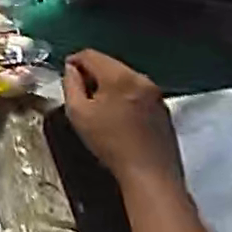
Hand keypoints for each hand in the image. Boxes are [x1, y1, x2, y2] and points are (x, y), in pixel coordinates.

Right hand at [62, 50, 182, 184]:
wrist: (151, 176)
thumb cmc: (111, 143)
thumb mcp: (77, 113)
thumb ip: (70, 84)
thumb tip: (71, 70)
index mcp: (118, 76)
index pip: (90, 54)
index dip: (74, 61)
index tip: (67, 75)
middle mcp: (140, 78)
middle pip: (108, 64)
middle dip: (93, 73)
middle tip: (82, 93)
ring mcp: (155, 93)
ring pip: (124, 77)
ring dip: (109, 84)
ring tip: (101, 107)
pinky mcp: (164, 108)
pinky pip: (138, 90)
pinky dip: (125, 95)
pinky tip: (120, 117)